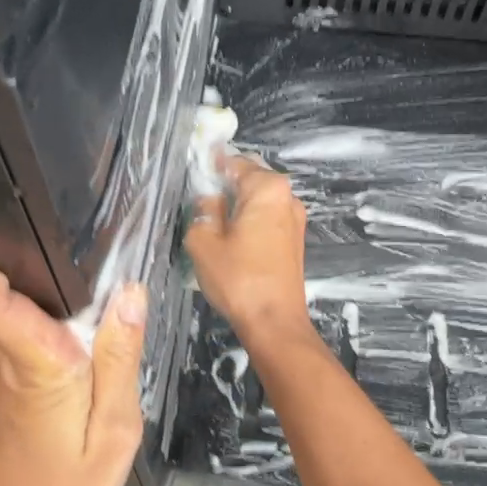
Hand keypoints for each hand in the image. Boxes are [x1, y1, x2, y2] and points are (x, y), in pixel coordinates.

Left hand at [0, 217, 145, 485]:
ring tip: (50, 228)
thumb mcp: (113, 430)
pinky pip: (13, 323)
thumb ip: (119, 359)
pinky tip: (65, 290)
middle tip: (25, 197)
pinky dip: (27, 294)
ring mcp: (2, 367)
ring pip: (0, 303)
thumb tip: (130, 294)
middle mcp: (8, 358)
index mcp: (35, 365)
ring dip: (11, 263)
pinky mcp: (8, 377)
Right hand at [184, 154, 312, 337]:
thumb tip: (209, 201)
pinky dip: (249, 221)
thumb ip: (202, 212)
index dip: (210, 166)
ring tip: (210, 220)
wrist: (274, 322)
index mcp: (267, 188)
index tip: (192, 172)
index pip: (234, 163)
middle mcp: (287, 197)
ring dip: (236, 205)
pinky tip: (230, 237)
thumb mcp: (204, 242)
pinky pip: (267, 219)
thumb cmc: (238, 278)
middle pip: (250, 179)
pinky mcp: (294, 241)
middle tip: (196, 200)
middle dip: (224, 185)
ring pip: (259, 201)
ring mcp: (295, 220)